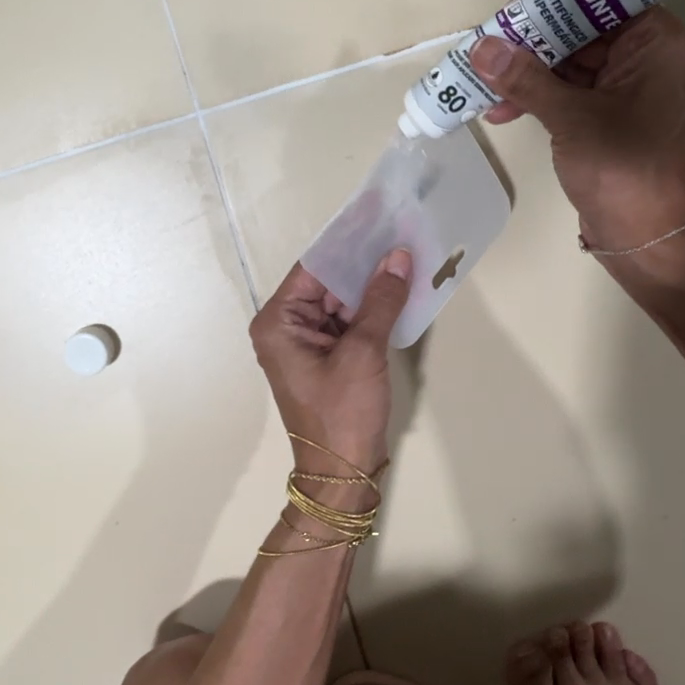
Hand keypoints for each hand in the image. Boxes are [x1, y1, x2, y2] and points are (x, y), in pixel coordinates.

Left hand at [248, 251, 411, 474]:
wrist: (343, 471)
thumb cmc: (343, 412)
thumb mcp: (363, 352)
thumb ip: (380, 300)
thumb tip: (398, 256)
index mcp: (278, 322)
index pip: (313, 267)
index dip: (346, 241)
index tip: (376, 213)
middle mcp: (285, 328)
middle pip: (326, 282)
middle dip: (362, 262)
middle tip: (399, 230)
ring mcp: (305, 344)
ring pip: (340, 302)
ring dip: (370, 285)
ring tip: (406, 253)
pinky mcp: (325, 358)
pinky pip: (347, 323)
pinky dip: (370, 310)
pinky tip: (399, 288)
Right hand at [470, 8, 684, 251]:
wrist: (640, 234)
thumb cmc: (619, 168)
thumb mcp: (570, 117)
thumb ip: (526, 78)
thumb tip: (483, 46)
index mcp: (659, 45)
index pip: (607, 2)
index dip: (559, 3)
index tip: (514, 10)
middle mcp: (650, 60)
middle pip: (586, 33)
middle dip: (536, 44)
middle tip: (490, 47)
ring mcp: (631, 93)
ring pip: (574, 66)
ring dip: (531, 75)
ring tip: (485, 84)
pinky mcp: (613, 120)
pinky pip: (573, 94)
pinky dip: (541, 100)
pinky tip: (502, 110)